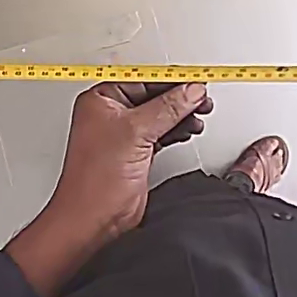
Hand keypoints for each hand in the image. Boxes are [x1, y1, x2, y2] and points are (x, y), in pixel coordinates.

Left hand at [6, 82, 211, 295]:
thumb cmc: (94, 179)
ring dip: (181, 113)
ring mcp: (122, 134)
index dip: (169, 79)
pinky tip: (189, 128)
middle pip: (152, 95)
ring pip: (158, 114)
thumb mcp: (136, 132)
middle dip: (179, 97)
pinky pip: (161, 132)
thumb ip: (167, 108)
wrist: (94, 218)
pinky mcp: (135, 152)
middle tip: (201, 97)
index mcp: (100, 100)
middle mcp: (109, 114)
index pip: (140, 78)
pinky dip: (177, 129)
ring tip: (200, 112)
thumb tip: (188, 91)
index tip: (193, 79)